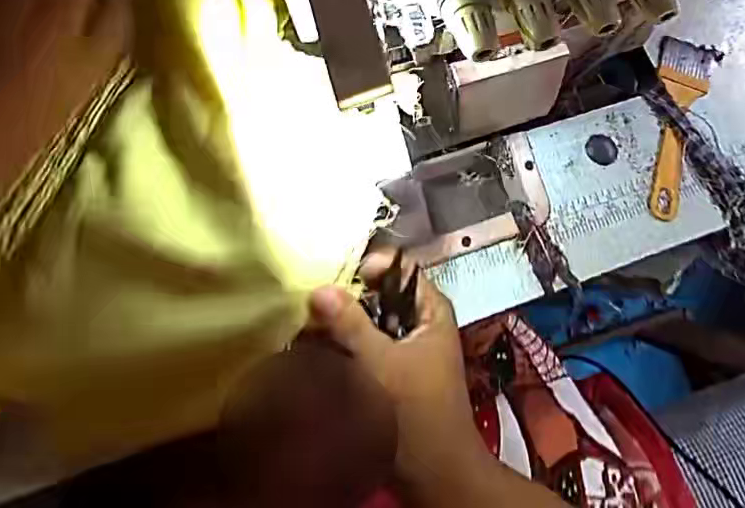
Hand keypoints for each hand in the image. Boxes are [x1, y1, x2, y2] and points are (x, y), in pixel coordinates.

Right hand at [308, 254, 486, 491]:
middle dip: (348, 302)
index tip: (336, 279)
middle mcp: (421, 322)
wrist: (434, 476)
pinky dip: (345, 351)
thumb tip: (319, 289)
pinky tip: (319, 358)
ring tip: (310, 333)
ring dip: (342, 328)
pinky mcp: (393, 375)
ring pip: (369, 325)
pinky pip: (365, 350)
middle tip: (314, 309)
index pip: (400, 268)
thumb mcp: (382, 363)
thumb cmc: (417, 412)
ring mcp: (407, 349)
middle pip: (380, 297)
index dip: (370, 267)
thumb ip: (351, 325)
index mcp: (431, 309)